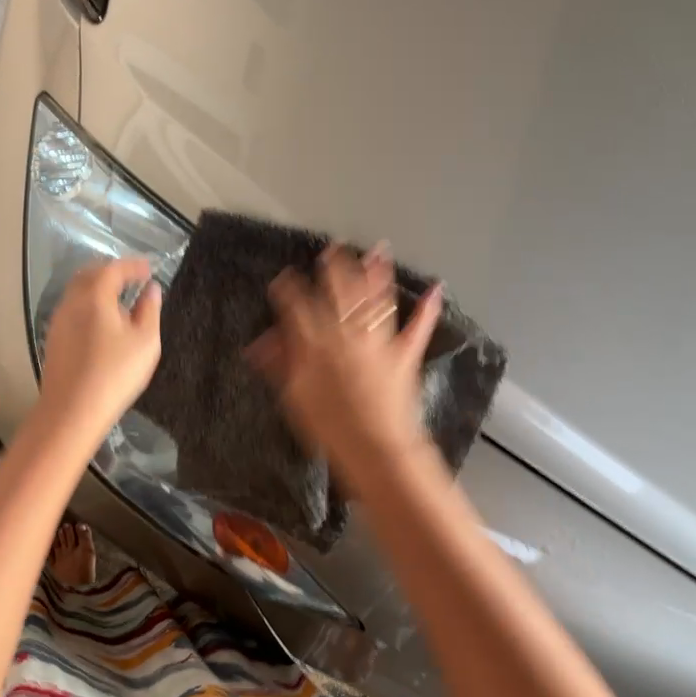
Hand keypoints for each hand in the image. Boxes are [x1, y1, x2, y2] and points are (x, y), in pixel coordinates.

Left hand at [36, 258, 162, 436]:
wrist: (71, 412)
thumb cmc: (115, 374)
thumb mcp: (145, 342)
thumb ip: (150, 310)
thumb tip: (151, 289)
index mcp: (94, 296)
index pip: (114, 268)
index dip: (133, 265)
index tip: (149, 268)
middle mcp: (71, 302)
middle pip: (90, 275)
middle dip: (112, 271)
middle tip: (132, 278)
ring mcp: (58, 321)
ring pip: (77, 292)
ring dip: (98, 288)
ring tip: (119, 299)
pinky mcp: (54, 340)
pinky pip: (73, 310)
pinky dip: (88, 305)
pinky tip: (101, 322)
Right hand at [246, 242, 442, 488]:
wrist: (374, 447)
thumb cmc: (328, 427)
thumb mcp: (294, 396)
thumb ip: (279, 363)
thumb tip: (260, 343)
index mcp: (316, 344)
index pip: (298, 308)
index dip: (289, 290)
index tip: (284, 278)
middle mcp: (347, 334)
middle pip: (340, 293)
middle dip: (335, 268)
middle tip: (333, 248)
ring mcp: (379, 343)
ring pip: (376, 301)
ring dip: (378, 274)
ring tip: (378, 250)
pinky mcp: (405, 355)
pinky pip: (418, 328)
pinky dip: (427, 309)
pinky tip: (436, 289)